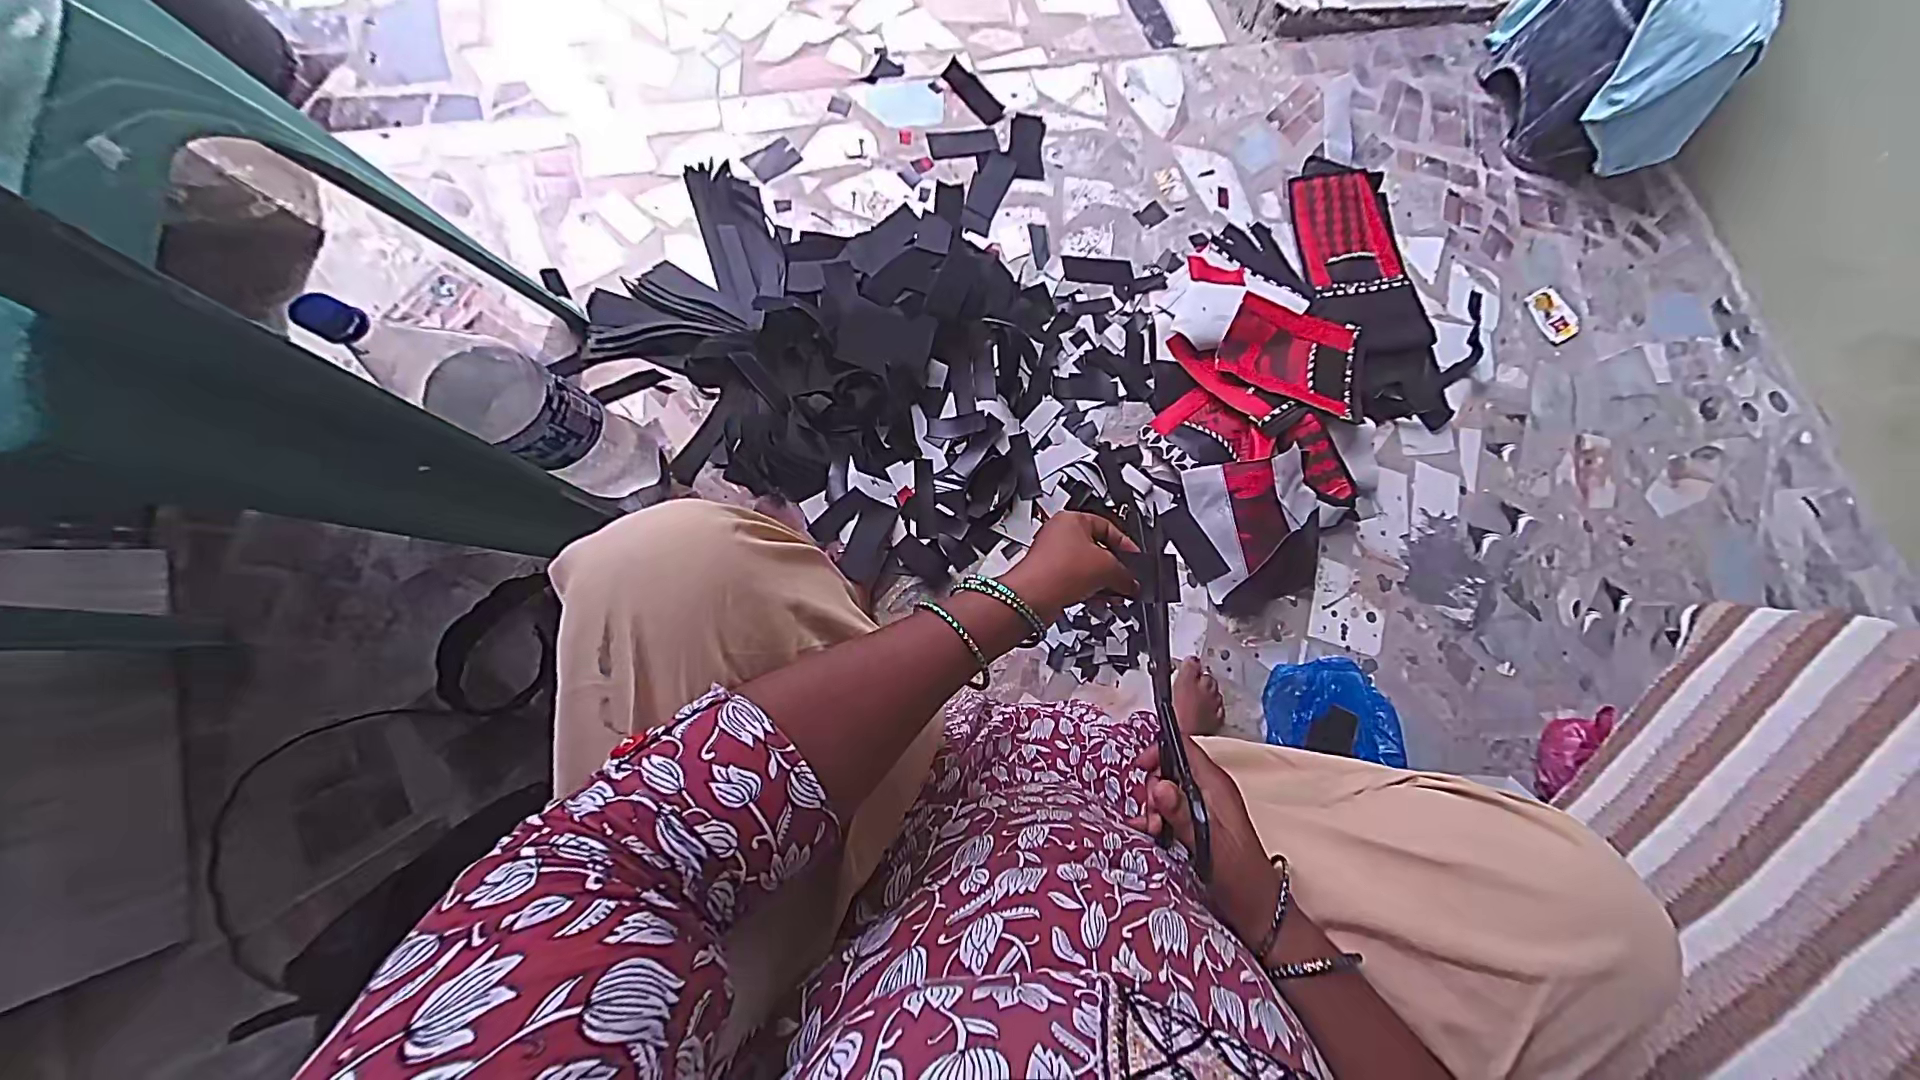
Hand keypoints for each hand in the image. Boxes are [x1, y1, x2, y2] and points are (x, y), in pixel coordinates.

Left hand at [998, 510, 1138, 621]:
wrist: (1033, 598)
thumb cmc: (1057, 571)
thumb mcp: (1107, 568)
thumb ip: (1126, 574)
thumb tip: (1131, 583)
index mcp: (1072, 519)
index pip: (1108, 527)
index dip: (1125, 544)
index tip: (1135, 559)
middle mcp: (1059, 535)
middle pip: (1097, 550)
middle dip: (1114, 568)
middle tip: (1126, 580)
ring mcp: (1053, 557)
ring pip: (1086, 569)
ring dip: (1103, 583)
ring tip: (1115, 594)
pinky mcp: (1049, 578)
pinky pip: (1075, 582)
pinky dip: (1089, 591)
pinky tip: (1099, 601)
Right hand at [1131, 733, 1280, 951]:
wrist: (1259, 912)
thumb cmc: (1240, 878)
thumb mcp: (1207, 844)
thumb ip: (1182, 813)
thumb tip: (1158, 785)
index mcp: (1215, 785)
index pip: (1184, 746)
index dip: (1159, 750)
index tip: (1140, 769)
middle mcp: (1209, 790)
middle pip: (1170, 767)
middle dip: (1153, 787)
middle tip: (1152, 815)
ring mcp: (1204, 806)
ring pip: (1167, 789)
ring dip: (1154, 807)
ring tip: (1154, 830)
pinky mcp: (1198, 822)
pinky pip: (1171, 809)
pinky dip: (1159, 818)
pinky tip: (1153, 835)